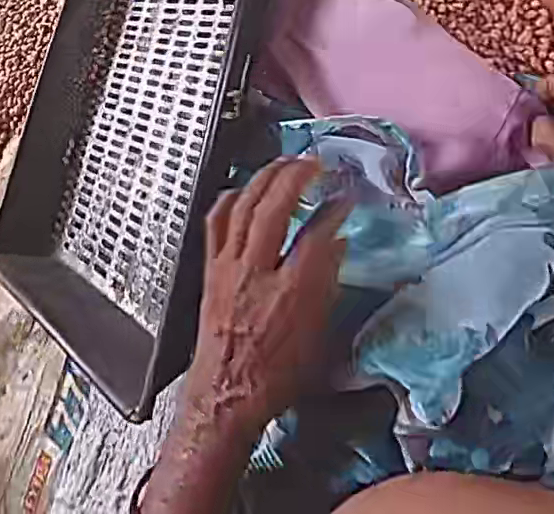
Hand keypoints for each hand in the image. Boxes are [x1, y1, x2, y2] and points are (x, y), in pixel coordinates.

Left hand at [185, 160, 348, 436]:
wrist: (226, 392)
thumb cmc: (275, 373)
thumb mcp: (316, 338)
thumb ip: (327, 286)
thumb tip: (336, 243)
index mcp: (288, 295)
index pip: (314, 238)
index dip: (332, 211)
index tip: (343, 196)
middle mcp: (255, 273)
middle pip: (273, 210)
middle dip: (294, 178)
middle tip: (312, 162)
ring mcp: (228, 265)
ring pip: (243, 208)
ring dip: (264, 179)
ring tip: (282, 162)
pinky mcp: (210, 266)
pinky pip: (216, 221)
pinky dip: (230, 198)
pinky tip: (241, 188)